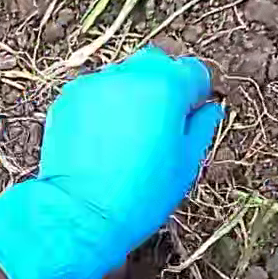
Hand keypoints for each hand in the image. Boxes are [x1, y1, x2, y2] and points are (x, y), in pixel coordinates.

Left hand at [0, 46, 221, 278]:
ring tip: (130, 137)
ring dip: (133, 95)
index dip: (197, 94)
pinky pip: (96, 93)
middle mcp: (129, 75)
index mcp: (166, 87)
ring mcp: (95, 84)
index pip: (194, 71)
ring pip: (124, 77)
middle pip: (157, 64)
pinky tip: (103, 141)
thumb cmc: (141, 195)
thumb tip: (209, 109)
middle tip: (163, 123)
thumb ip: (201, 128)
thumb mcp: (186, 165)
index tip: (193, 114)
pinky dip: (104, 106)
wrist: (82, 213)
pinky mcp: (68, 98)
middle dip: (164, 85)